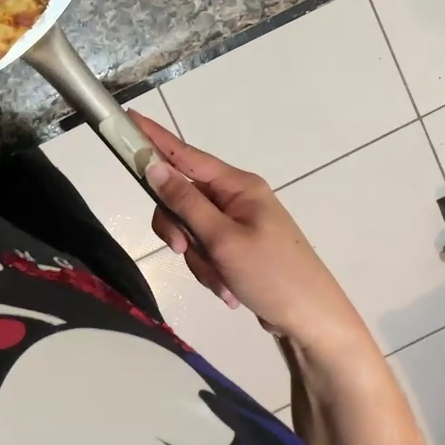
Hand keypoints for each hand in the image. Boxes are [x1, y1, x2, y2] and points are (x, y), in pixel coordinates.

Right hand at [136, 112, 375, 359]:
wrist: (316, 327)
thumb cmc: (274, 277)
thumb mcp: (223, 240)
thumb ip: (185, 203)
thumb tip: (154, 167)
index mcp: (238, 186)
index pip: (186, 155)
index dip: (155, 138)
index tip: (128, 118)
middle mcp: (236, 198)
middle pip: (181, 198)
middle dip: (178, 229)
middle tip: (180, 249)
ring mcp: (238, 223)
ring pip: (189, 228)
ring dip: (197, 258)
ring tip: (221, 282)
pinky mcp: (238, 248)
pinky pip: (205, 249)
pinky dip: (209, 269)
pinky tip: (228, 289)